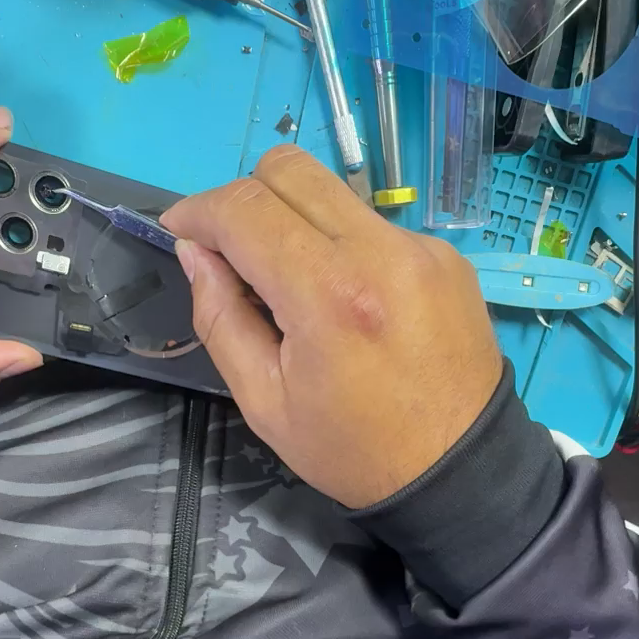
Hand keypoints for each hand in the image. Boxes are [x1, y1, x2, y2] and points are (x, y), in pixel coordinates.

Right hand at [162, 146, 501, 508]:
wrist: (458, 469)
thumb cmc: (353, 450)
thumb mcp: (266, 403)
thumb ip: (220, 319)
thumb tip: (196, 252)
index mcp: (329, 296)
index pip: (245, 209)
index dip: (198, 211)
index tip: (181, 230)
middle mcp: (380, 251)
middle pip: (290, 170)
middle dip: (242, 199)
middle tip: (232, 251)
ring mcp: (421, 248)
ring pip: (333, 192)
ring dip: (293, 219)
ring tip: (291, 283)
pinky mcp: (446, 257)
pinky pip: (373, 224)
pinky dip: (342, 245)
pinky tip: (348, 299)